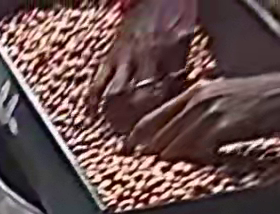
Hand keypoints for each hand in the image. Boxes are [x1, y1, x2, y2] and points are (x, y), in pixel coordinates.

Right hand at [93, 0, 197, 130]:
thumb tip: (177, 88)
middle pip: (140, 96)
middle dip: (137, 118)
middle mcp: (148, 55)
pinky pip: (96, 86)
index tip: (160, 125)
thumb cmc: (174, 8)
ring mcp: (125, 58)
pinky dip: (92, 105)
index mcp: (173, 48)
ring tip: (115, 129)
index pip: (168, 87)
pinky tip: (92, 117)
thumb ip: (180, 59)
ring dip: (114, 115)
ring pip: (116, 95)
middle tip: (135, 134)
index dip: (164, 109)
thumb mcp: (188, 30)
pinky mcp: (108, 59)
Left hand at [129, 70, 279, 161]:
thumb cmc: (267, 106)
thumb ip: (188, 123)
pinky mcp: (222, 125)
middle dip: (156, 160)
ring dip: (178, 164)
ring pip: (170, 151)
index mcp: (194, 93)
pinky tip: (215, 159)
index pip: (144, 126)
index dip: (134, 148)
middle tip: (165, 171)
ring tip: (198, 163)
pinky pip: (193, 153)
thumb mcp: (222, 106)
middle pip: (153, 143)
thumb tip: (155, 150)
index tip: (131, 163)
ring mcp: (209, 111)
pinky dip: (199, 162)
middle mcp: (198, 99)